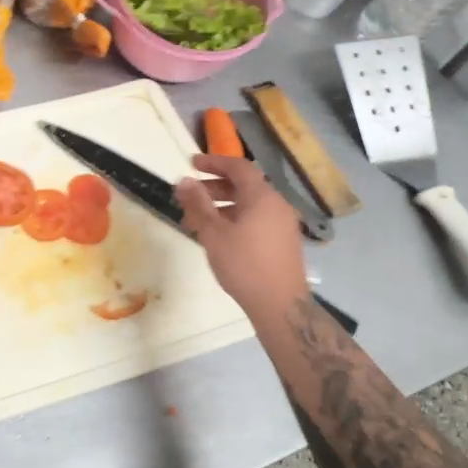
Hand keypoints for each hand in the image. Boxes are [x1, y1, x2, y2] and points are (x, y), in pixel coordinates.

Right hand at [174, 153, 309, 319]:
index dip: (214, 162)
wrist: (280, 304)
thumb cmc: (243, 264)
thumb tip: (184, 180)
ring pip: (250, 203)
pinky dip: (236, 217)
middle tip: (190, 194)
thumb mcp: (213, 232)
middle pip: (245, 185)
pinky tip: (219, 235)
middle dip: (214, 186)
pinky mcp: (283, 240)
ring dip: (223, 204)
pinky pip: (257, 218)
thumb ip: (198, 204)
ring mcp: (283, 223)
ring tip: (198, 220)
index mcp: (262, 197)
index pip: (239, 167)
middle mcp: (277, 205)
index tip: (191, 163)